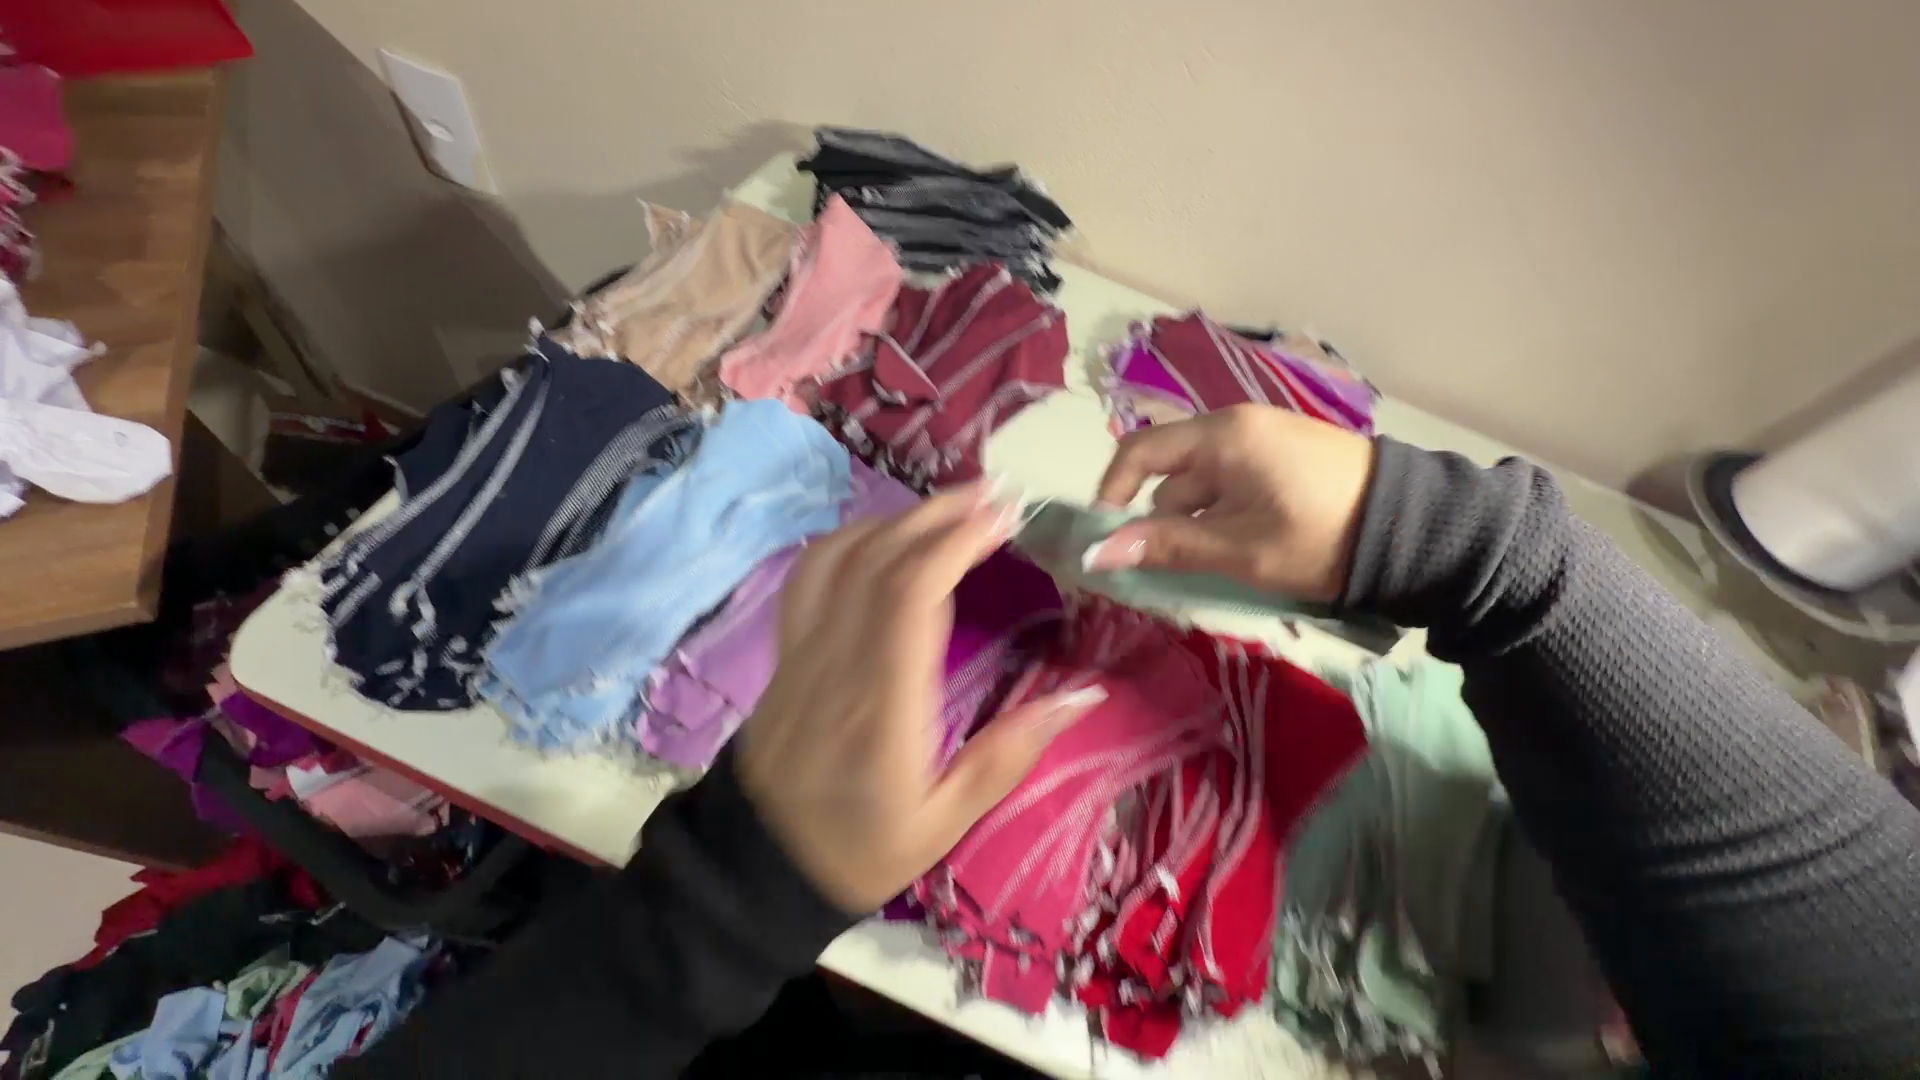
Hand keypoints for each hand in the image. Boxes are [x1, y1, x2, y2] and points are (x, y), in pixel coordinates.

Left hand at [735, 487, 1108, 913]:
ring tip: (950, 507)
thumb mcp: (944, 822)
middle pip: (879, 559)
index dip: (955, 542)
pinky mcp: (786, 650)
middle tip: (994, 494)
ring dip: (898, 519)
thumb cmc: (858, 848)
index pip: (910, 594)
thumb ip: (1010, 753)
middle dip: (938, 514)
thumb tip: (1085, 694)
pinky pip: (810, 575)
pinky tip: (883, 536)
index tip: (1004, 516)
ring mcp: (802, 650)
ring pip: (842, 557)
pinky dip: (850, 539)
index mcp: (882, 704)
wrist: (757, 865)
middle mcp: (837, 660)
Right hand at [1088, 406, 1376, 601]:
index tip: (1107, 540)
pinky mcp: (1285, 459)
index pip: (1139, 451)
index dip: (1112, 493)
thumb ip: (1166, 547)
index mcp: (1222, 436)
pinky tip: (1246, 547)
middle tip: (1177, 570)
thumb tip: (1096, 555)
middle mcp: (1237, 427)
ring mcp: (1264, 441)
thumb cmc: (1321, 537)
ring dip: (1197, 524)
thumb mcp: (1238, 550)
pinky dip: (1224, 517)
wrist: (1420, 532)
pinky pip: (1232, 486)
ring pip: (1203, 486)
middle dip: (1164, 522)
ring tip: (1223, 564)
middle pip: (1172, 474)